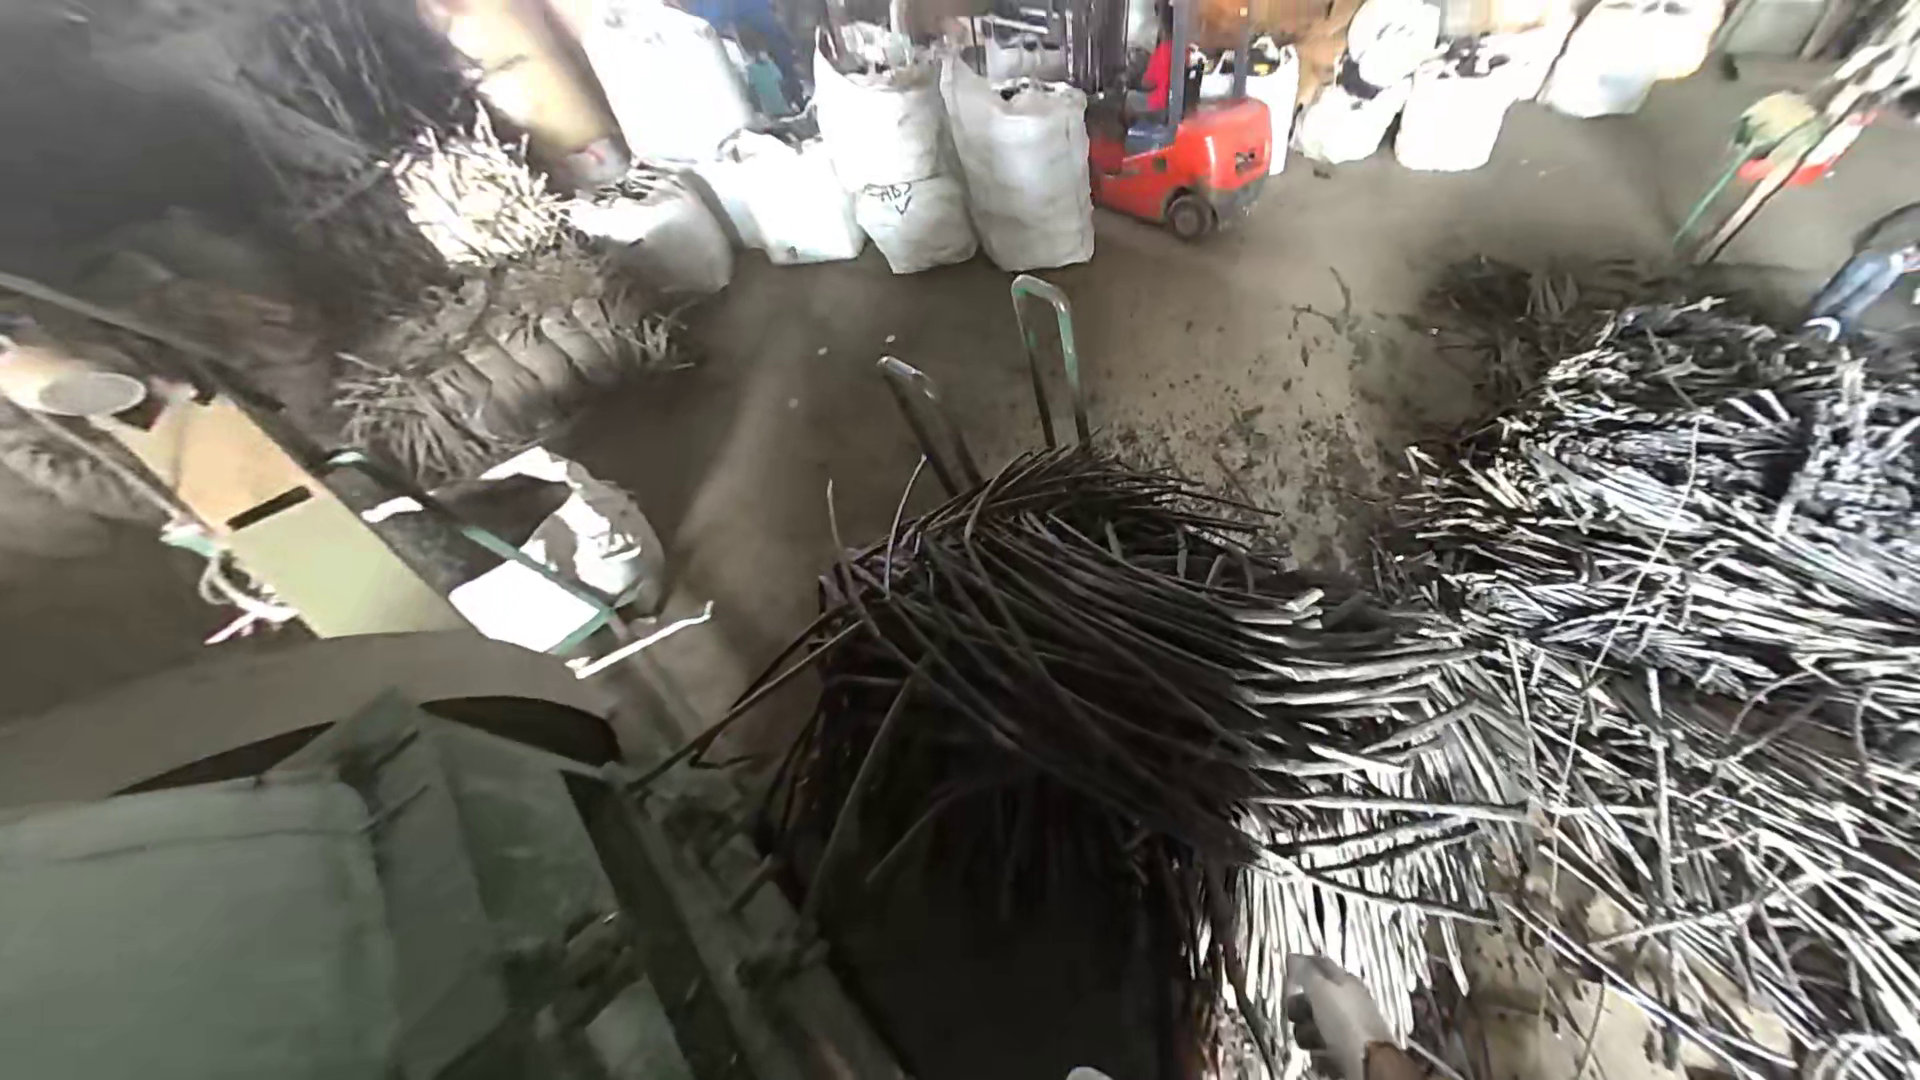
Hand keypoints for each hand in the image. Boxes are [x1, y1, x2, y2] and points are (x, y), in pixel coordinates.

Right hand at [1282, 955, 1423, 1079]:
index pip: (1319, 964)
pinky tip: (1317, 1052)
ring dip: (1306, 1030)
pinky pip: (1327, 1045)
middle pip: (1315, 996)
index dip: (1300, 967)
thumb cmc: (1344, 1020)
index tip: (1286, 976)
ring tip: (1305, 1039)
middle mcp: (1349, 1001)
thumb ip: (1304, 968)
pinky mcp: (1351, 1052)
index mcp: (1345, 980)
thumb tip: (1292, 957)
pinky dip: (1318, 1048)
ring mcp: (1351, 1027)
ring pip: (1318, 1022)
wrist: (1372, 1065)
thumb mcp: (1319, 986)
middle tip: (1293, 1014)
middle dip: (1299, 1005)